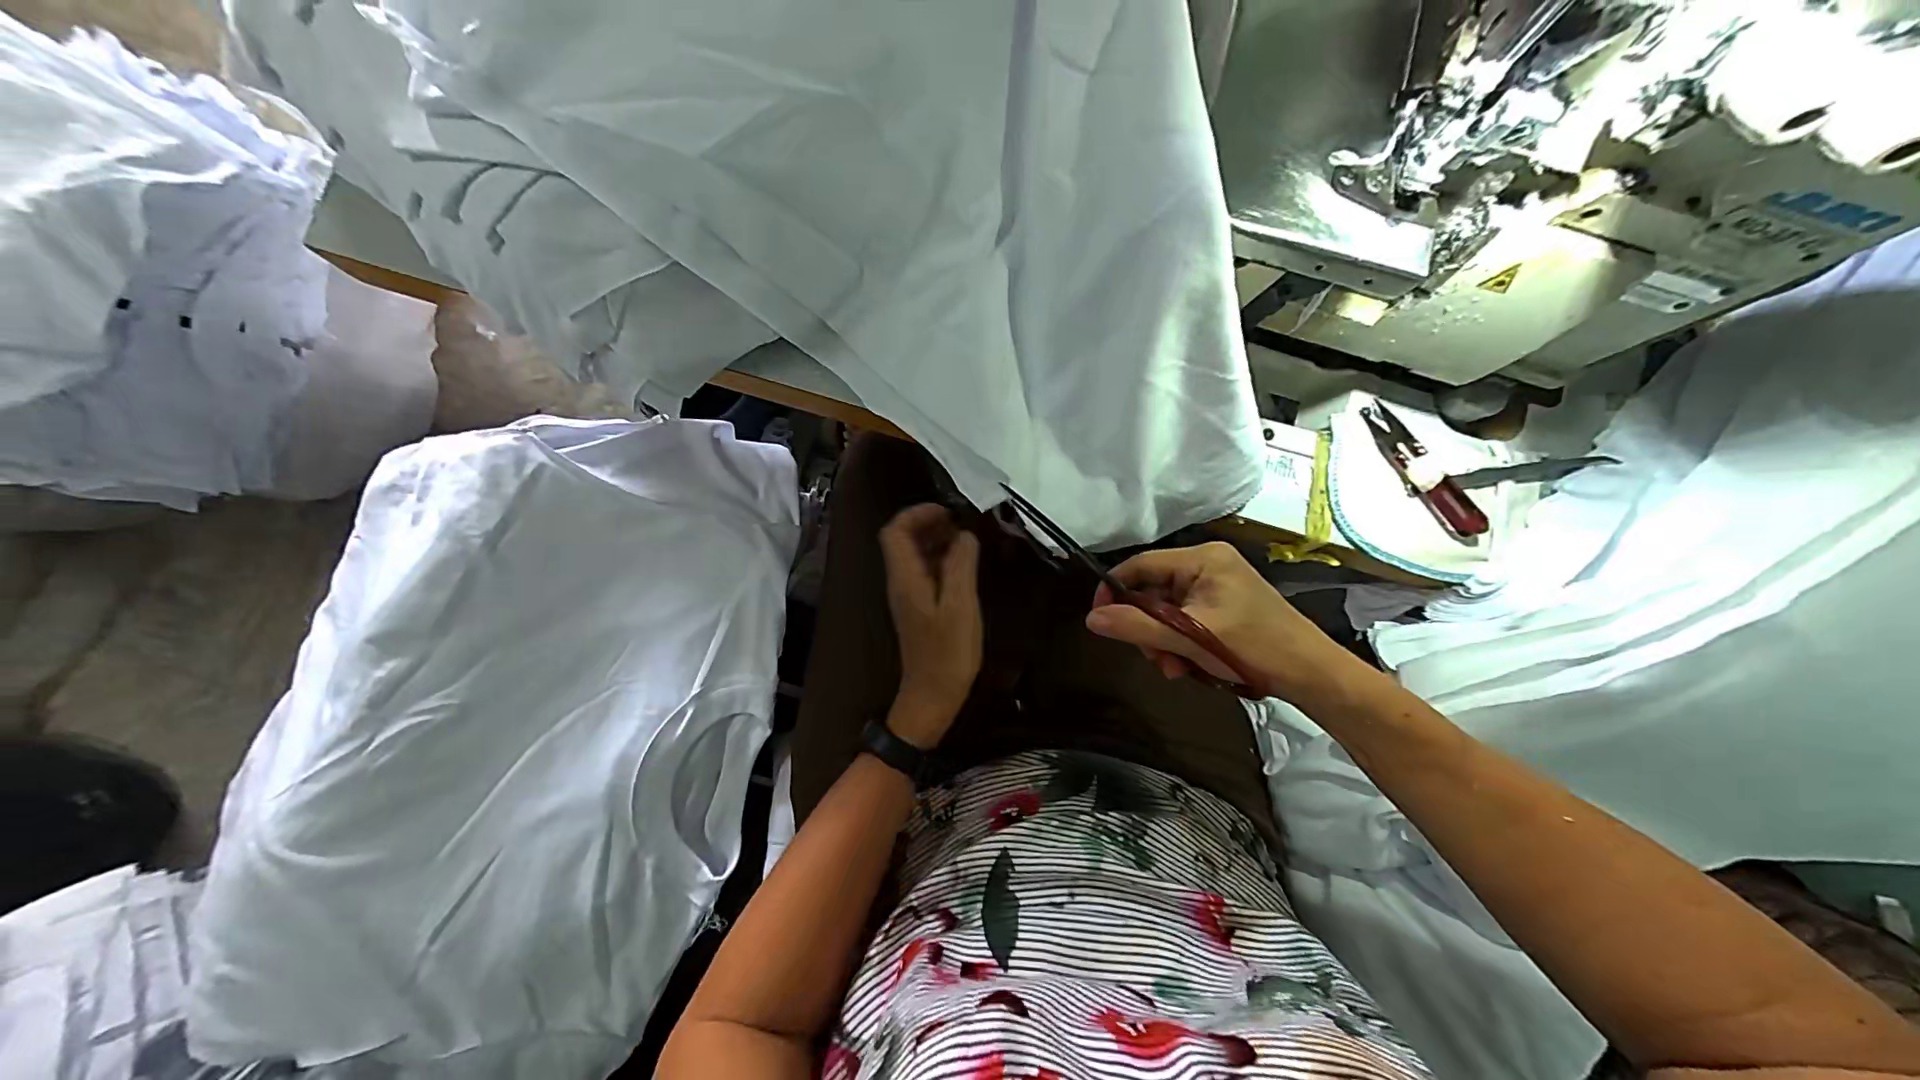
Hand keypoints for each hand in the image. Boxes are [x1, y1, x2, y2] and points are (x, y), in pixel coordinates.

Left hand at [879, 504, 981, 747]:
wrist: (932, 695)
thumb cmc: (948, 652)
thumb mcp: (960, 605)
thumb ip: (961, 565)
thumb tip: (965, 535)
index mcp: (905, 578)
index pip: (896, 531)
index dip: (918, 513)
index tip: (948, 512)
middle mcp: (900, 582)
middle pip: (903, 539)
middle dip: (929, 523)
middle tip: (961, 523)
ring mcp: (907, 595)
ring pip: (914, 555)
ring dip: (936, 541)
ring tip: (966, 539)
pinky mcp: (918, 607)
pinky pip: (923, 572)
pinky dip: (940, 560)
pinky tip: (963, 565)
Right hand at [1084, 541, 1366, 705]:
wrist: (1312, 673)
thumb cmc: (1253, 648)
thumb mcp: (1189, 639)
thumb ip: (1138, 627)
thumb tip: (1092, 619)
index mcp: (1202, 558)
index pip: (1140, 565)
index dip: (1114, 590)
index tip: (1100, 619)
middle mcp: (1209, 563)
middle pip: (1153, 590)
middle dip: (1147, 627)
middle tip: (1154, 658)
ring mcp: (1219, 584)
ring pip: (1167, 609)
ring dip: (1164, 641)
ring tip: (1176, 668)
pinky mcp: (1226, 605)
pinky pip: (1186, 618)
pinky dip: (1181, 642)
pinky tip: (1188, 664)